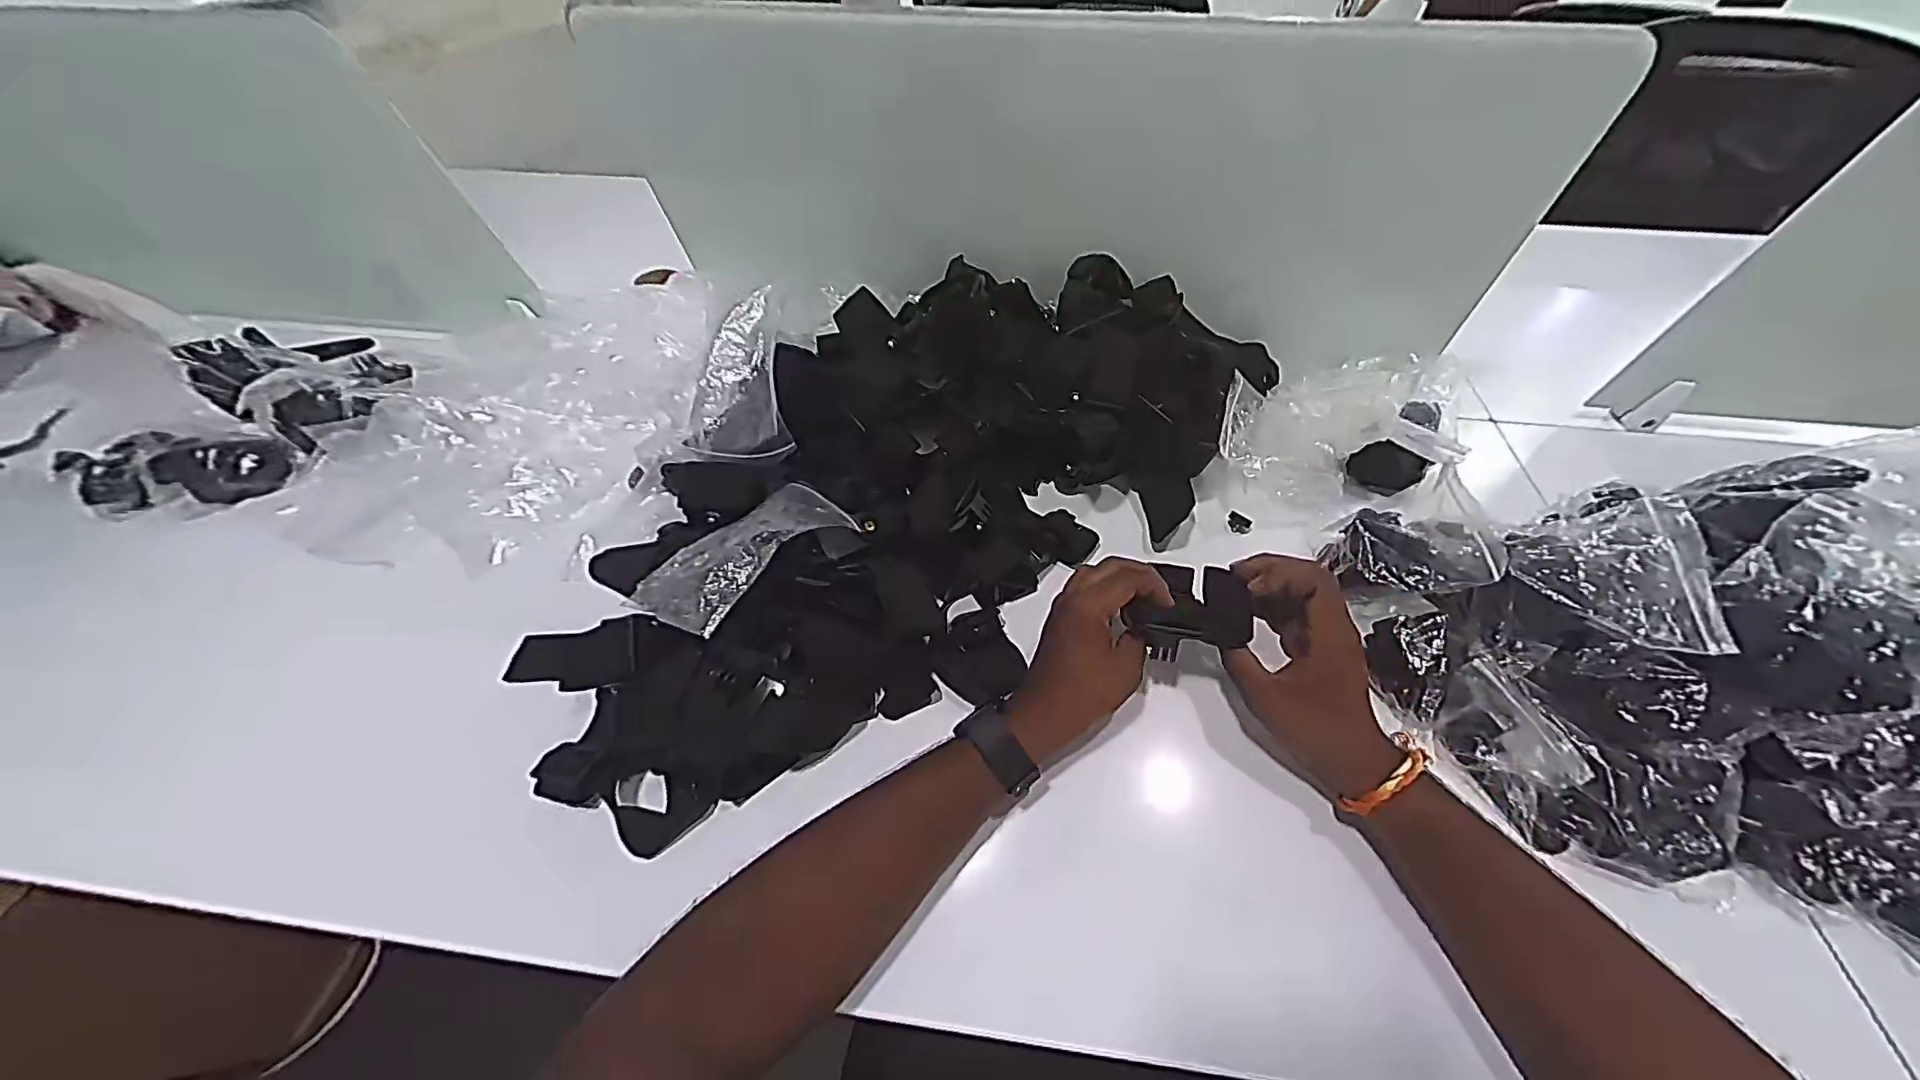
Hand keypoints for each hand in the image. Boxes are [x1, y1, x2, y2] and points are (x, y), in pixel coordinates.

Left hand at [1008, 556, 1173, 763]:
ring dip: (1120, 578)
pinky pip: (1083, 589)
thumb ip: (1139, 639)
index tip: (1166, 601)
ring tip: (1142, 597)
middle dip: (1139, 574)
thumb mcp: (1127, 668)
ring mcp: (1062, 608)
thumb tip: (1141, 629)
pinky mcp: (1059, 619)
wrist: (1046, 712)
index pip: (1127, 576)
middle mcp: (1070, 600)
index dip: (1154, 585)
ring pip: (1094, 573)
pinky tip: (1119, 609)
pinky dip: (1104, 590)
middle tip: (1159, 592)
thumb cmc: (1076, 696)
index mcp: (1087, 606)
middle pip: (1109, 566)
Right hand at [1221, 554, 1402, 800]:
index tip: (1246, 585)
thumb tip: (1222, 639)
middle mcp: (1334, 629)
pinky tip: (1248, 612)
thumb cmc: (1320, 733)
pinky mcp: (1320, 650)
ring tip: (1236, 589)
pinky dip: (1271, 606)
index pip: (1312, 579)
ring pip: (1302, 594)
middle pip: (1309, 578)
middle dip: (1270, 570)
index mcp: (1330, 634)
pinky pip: (1296, 615)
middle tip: (1236, 576)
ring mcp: (1328, 639)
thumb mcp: (1267, 698)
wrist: (1354, 762)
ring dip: (1270, 586)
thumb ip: (1239, 662)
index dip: (1276, 573)